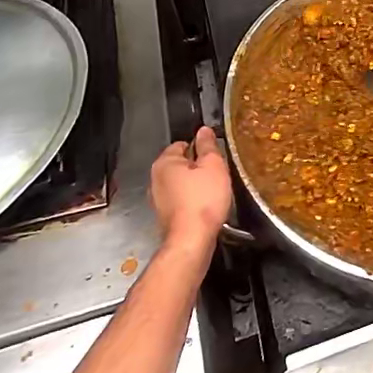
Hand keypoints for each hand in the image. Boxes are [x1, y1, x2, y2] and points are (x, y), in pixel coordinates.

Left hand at [150, 126, 231, 249]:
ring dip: (195, 187)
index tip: (214, 157)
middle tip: (216, 176)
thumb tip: (204, 131)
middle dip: (198, 169)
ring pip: (181, 184)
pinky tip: (205, 209)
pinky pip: (181, 202)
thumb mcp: (213, 166)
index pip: (182, 144)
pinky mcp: (165, 216)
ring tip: (212, 194)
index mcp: (164, 162)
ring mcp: (158, 199)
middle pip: (181, 165)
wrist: (191, 241)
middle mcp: (156, 179)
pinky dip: (192, 203)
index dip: (201, 148)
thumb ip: (208, 145)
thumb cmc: (202, 202)